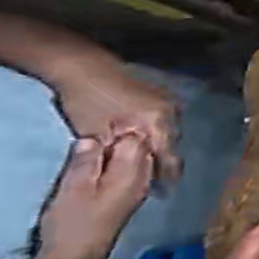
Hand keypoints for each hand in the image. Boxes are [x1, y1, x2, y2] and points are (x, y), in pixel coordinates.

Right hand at [37, 134, 154, 258]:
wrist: (78, 254)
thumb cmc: (74, 220)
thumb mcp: (74, 188)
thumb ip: (86, 163)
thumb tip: (91, 139)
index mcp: (134, 173)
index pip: (138, 142)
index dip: (123, 130)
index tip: (108, 123)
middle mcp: (145, 178)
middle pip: (143, 150)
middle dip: (129, 138)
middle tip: (106, 130)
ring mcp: (141, 188)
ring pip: (140, 161)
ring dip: (125, 152)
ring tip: (104, 145)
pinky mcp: (131, 197)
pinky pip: (134, 172)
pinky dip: (124, 164)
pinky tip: (109, 164)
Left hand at [54, 63, 181, 183]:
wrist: (84, 68)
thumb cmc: (85, 102)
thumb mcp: (94, 132)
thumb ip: (115, 150)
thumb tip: (129, 165)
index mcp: (158, 123)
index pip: (168, 154)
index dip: (168, 173)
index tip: (168, 190)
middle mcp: (172, 113)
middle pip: (173, 142)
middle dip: (166, 159)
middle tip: (158, 176)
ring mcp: (170, 102)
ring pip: (171, 130)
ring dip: (163, 144)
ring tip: (154, 158)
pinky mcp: (163, 97)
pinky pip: (168, 120)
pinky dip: (160, 132)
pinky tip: (150, 137)